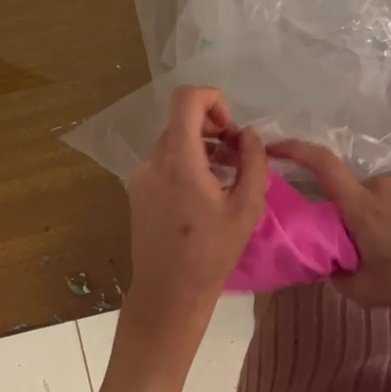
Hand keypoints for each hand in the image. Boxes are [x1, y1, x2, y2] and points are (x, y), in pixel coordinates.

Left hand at [121, 87, 267, 351]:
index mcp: (178, 158)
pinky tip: (205, 195)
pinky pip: (165, 162)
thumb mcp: (247, 206)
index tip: (231, 130)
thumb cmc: (212, 252)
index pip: (187, 98)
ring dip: (202, 149)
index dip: (214, 100)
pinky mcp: (137, 191)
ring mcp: (141, 175)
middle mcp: (153, 159)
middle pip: (182, 121)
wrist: (168, 293)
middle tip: (238, 160)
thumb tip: (248, 135)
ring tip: (226, 180)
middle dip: (214, 130)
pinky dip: (187, 164)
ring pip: (174, 142)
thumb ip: (253, 161)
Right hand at [268, 141, 390, 321]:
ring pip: (384, 191)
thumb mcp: (368, 292)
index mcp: (362, 206)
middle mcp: (383, 183)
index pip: (321, 165)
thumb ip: (338, 277)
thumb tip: (327, 266)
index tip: (275, 146)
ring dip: (384, 210)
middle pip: (356, 191)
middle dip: (356, 212)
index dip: (294, 150)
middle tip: (372, 245)